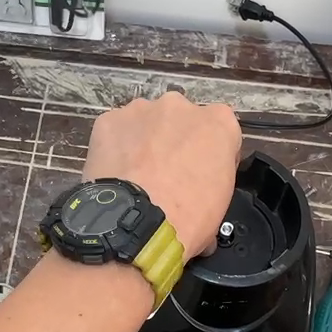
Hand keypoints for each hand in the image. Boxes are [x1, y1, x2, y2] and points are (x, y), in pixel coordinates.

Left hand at [84, 92, 240, 258]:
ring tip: (138, 178)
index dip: (209, 156)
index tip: (201, 175)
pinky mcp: (110, 120)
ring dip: (145, 143)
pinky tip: (116, 174)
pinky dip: (116, 148)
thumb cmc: (187, 218)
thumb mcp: (221, 202)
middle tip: (167, 177)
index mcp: (219, 123)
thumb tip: (201, 193)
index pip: (219, 133)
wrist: (137, 225)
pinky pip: (116, 132)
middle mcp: (181, 106)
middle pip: (180, 121)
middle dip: (175, 143)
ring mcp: (142, 110)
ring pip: (146, 123)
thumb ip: (214, 177)